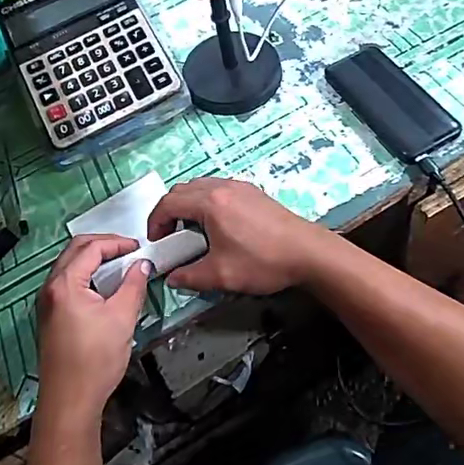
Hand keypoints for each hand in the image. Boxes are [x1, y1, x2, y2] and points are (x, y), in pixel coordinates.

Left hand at [35, 235, 149, 426]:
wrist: (70, 401)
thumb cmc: (96, 359)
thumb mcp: (122, 318)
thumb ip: (133, 285)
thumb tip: (142, 265)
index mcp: (65, 284)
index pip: (91, 248)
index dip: (117, 243)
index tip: (138, 248)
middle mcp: (50, 289)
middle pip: (75, 251)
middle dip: (103, 245)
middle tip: (129, 251)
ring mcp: (47, 303)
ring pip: (69, 266)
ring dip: (93, 260)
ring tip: (121, 266)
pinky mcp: (50, 316)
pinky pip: (67, 283)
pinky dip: (86, 276)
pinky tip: (105, 287)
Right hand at [146, 178, 339, 296]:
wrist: (308, 253)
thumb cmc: (263, 261)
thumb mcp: (221, 275)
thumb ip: (190, 276)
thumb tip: (173, 277)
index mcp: (210, 203)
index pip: (169, 203)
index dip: (155, 222)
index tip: (156, 241)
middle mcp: (223, 187)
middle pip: (182, 190)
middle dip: (169, 211)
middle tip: (170, 236)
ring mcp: (241, 187)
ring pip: (201, 187)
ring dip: (188, 205)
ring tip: (191, 232)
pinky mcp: (254, 192)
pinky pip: (219, 189)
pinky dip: (207, 202)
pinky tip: (217, 226)